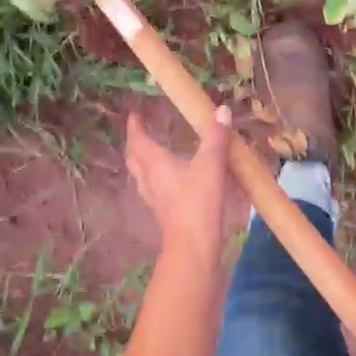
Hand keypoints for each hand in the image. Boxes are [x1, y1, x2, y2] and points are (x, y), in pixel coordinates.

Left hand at [124, 106, 232, 267]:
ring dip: (142, 162)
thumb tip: (222, 110)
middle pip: (134, 158)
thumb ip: (216, 137)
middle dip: (135, 143)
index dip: (135, 126)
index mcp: (155, 164)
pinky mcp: (163, 213)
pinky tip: (171, 182)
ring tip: (152, 154)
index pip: (138, 140)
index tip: (135, 113)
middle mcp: (149, 180)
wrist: (193, 246)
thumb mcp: (211, 165)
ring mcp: (154, 199)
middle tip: (141, 132)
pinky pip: (153, 189)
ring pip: (140, 176)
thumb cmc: (198, 201)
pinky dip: (156, 179)